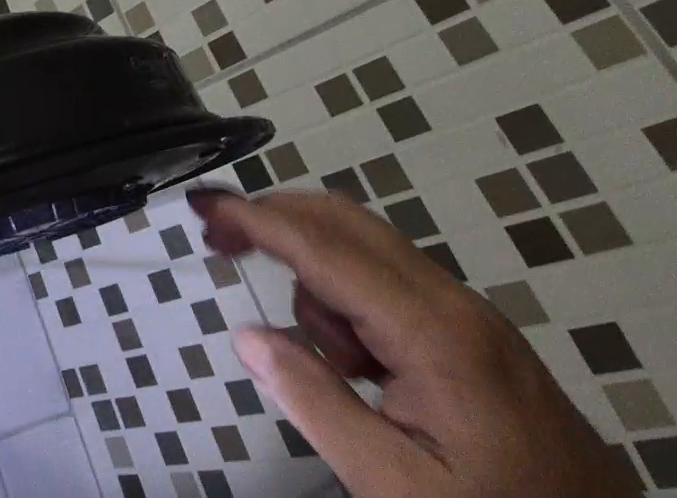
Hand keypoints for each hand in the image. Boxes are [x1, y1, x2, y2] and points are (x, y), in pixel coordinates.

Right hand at [188, 189, 636, 496]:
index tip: (203, 206)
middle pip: (346, 224)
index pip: (326, 251)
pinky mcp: (473, 334)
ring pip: (362, 253)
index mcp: (436, 334)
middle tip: (220, 243)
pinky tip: (363, 368)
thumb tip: (250, 337)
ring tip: (338, 370)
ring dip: (319, 285)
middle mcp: (455, 306)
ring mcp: (469, 316)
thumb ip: (314, 403)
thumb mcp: (391, 483)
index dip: (258, 221)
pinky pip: (386, 287)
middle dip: (276, 220)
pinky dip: (347, 303)